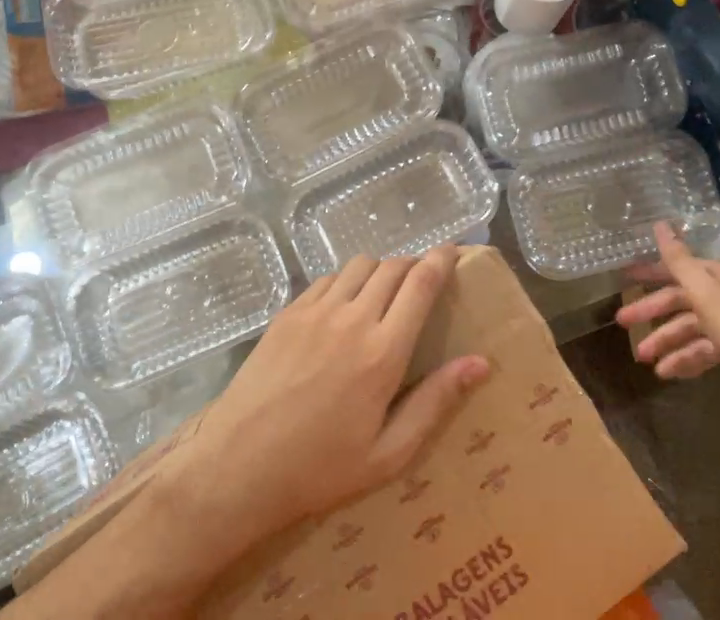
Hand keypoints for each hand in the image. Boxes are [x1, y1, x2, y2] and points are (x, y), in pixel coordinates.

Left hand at [163, 247, 491, 540]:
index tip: (453, 251)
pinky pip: (325, 279)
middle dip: (414, 263)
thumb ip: (435, 402)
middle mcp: (351, 319)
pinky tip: (345, 304)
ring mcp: (314, 312)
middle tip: (424, 278)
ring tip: (386, 290)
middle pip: (391, 267)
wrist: (239, 465)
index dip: (441, 259)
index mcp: (382, 352)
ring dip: (380, 269)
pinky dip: (345, 281)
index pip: (420, 284)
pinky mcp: (286, 315)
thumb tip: (480, 363)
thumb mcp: (389, 453)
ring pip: (357, 265)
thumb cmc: (320, 469)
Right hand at [617, 222, 719, 430]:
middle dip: (653, 313)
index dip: (653, 273)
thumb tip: (660, 225)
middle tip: (623, 322)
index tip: (626, 277)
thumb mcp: (707, 296)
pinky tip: (666, 372)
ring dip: (666, 341)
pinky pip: (704, 348)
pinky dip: (685, 358)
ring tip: (644, 358)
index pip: (684, 268)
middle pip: (684, 299)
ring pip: (691, 327)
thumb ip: (680, 263)